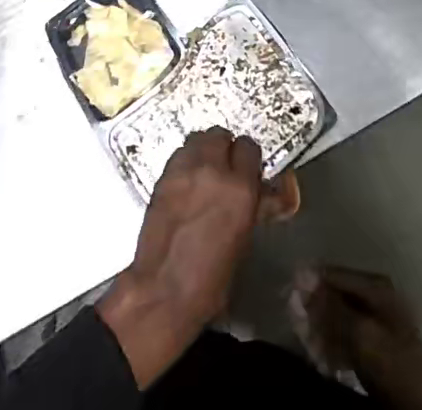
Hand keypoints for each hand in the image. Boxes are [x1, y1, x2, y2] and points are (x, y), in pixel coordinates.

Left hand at [98, 128, 265, 387]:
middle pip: (220, 135)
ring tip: (206, 170)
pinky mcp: (162, 175)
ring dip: (205, 149)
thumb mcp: (244, 238)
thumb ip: (253, 205)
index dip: (249, 159)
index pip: (249, 148)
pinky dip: (187, 159)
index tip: (249, 170)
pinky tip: (187, 180)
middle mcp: (212, 170)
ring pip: (198, 138)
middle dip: (226, 148)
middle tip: (227, 167)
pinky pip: (179, 153)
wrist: (165, 286)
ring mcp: (183, 169)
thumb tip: (259, 191)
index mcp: (240, 189)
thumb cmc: (212, 277)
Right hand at [303, 266, 421, 409]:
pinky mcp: (371, 342)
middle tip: (299, 327)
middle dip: (314, 312)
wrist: (420, 409)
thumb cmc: (393, 365)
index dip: (308, 282)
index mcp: (376, 287)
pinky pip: (342, 334)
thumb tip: (300, 274)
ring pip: (334, 316)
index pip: (332, 274)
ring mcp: (374, 319)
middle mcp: (374, 297)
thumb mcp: (359, 333)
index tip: (288, 296)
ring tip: (311, 346)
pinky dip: (330, 344)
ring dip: (319, 331)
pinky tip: (324, 358)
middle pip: (332, 295)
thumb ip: (330, 304)